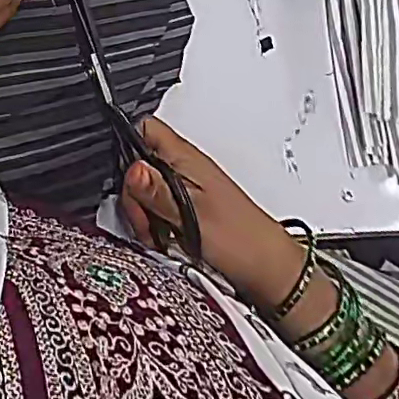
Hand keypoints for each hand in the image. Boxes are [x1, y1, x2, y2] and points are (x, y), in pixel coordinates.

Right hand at [119, 116, 307, 309]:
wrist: (270, 270)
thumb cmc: (241, 240)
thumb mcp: (190, 216)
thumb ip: (157, 191)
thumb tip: (131, 169)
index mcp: (185, 157)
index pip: (145, 128)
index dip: (129, 148)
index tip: (129, 182)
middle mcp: (185, 166)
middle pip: (139, 163)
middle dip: (135, 195)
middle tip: (147, 219)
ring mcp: (186, 187)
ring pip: (146, 188)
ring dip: (145, 214)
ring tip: (160, 235)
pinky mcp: (188, 207)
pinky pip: (158, 207)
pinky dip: (156, 224)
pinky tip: (166, 240)